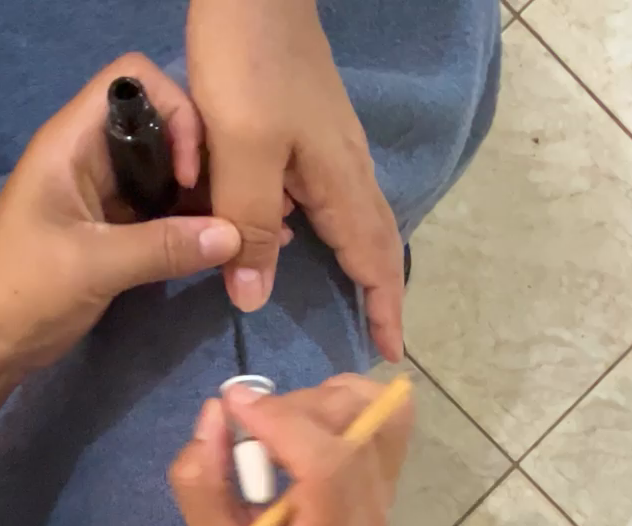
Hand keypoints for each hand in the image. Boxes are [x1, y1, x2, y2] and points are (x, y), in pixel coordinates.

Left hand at [0, 54, 240, 380]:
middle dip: (204, 159)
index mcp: (73, 143)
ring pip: (167, 179)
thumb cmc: (21, 292)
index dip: (175, 113)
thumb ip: (164, 247)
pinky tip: (227, 249)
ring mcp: (106, 199)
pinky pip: (164, 219)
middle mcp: (93, 159)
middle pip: (161, 130)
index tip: (192, 173)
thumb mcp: (94, 265)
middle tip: (243, 204)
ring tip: (250, 231)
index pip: (133, 82)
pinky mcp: (116, 235)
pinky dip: (195, 230)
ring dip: (206, 200)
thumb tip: (235, 236)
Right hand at [168, 375, 413, 525]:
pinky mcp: (389, 464)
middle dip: (289, 409)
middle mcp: (369, 507)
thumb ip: (201, 485)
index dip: (281, 423)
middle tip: (250, 427)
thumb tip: (215, 413)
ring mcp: (386, 484)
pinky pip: (384, 406)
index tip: (233, 405)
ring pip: (368, 406)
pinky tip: (309, 420)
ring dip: (313, 400)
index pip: (327, 466)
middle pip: (348, 426)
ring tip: (278, 429)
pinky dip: (342, 396)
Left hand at [187, 0, 405, 363]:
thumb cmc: (249, 66)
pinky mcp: (312, 136)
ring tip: (353, 304)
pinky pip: (331, 204)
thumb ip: (247, 225)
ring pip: (356, 225)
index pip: (374, 261)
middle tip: (378, 336)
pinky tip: (296, 241)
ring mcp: (333, 152)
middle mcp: (348, 172)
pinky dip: (330, 236)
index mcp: (340, 184)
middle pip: (377, 245)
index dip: (383, 309)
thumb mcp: (242, 151)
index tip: (390, 353)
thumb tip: (254, 302)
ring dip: (360, 268)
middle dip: (381, 294)